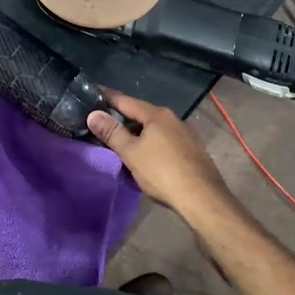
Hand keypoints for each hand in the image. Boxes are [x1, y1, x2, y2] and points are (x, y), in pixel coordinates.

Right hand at [89, 91, 233, 219]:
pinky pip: (165, 141)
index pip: (124, 100)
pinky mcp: (193, 152)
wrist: (204, 200)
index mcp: (156, 114)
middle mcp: (173, 119)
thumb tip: (93, 114)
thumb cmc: (163, 172)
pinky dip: (151, 144)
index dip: (106, 97)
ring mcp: (186, 135)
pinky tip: (146, 157)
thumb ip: (111, 132)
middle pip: (140, 114)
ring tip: (120, 142)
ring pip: (154, 129)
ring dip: (137, 133)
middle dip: (121, 119)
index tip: (90, 94)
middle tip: (101, 124)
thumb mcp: (131, 153)